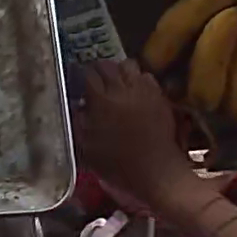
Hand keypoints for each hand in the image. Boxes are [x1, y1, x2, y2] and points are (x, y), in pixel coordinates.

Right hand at [75, 60, 205, 213]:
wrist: (156, 172)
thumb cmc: (118, 165)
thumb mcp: (88, 148)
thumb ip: (79, 123)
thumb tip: (76, 106)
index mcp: (100, 102)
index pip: (87, 74)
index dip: (80, 74)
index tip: (77, 80)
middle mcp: (121, 90)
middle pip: (107, 65)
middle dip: (97, 68)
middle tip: (94, 78)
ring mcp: (143, 91)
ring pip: (128, 65)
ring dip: (119, 70)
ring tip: (116, 81)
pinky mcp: (159, 96)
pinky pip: (147, 76)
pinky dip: (138, 79)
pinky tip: (135, 91)